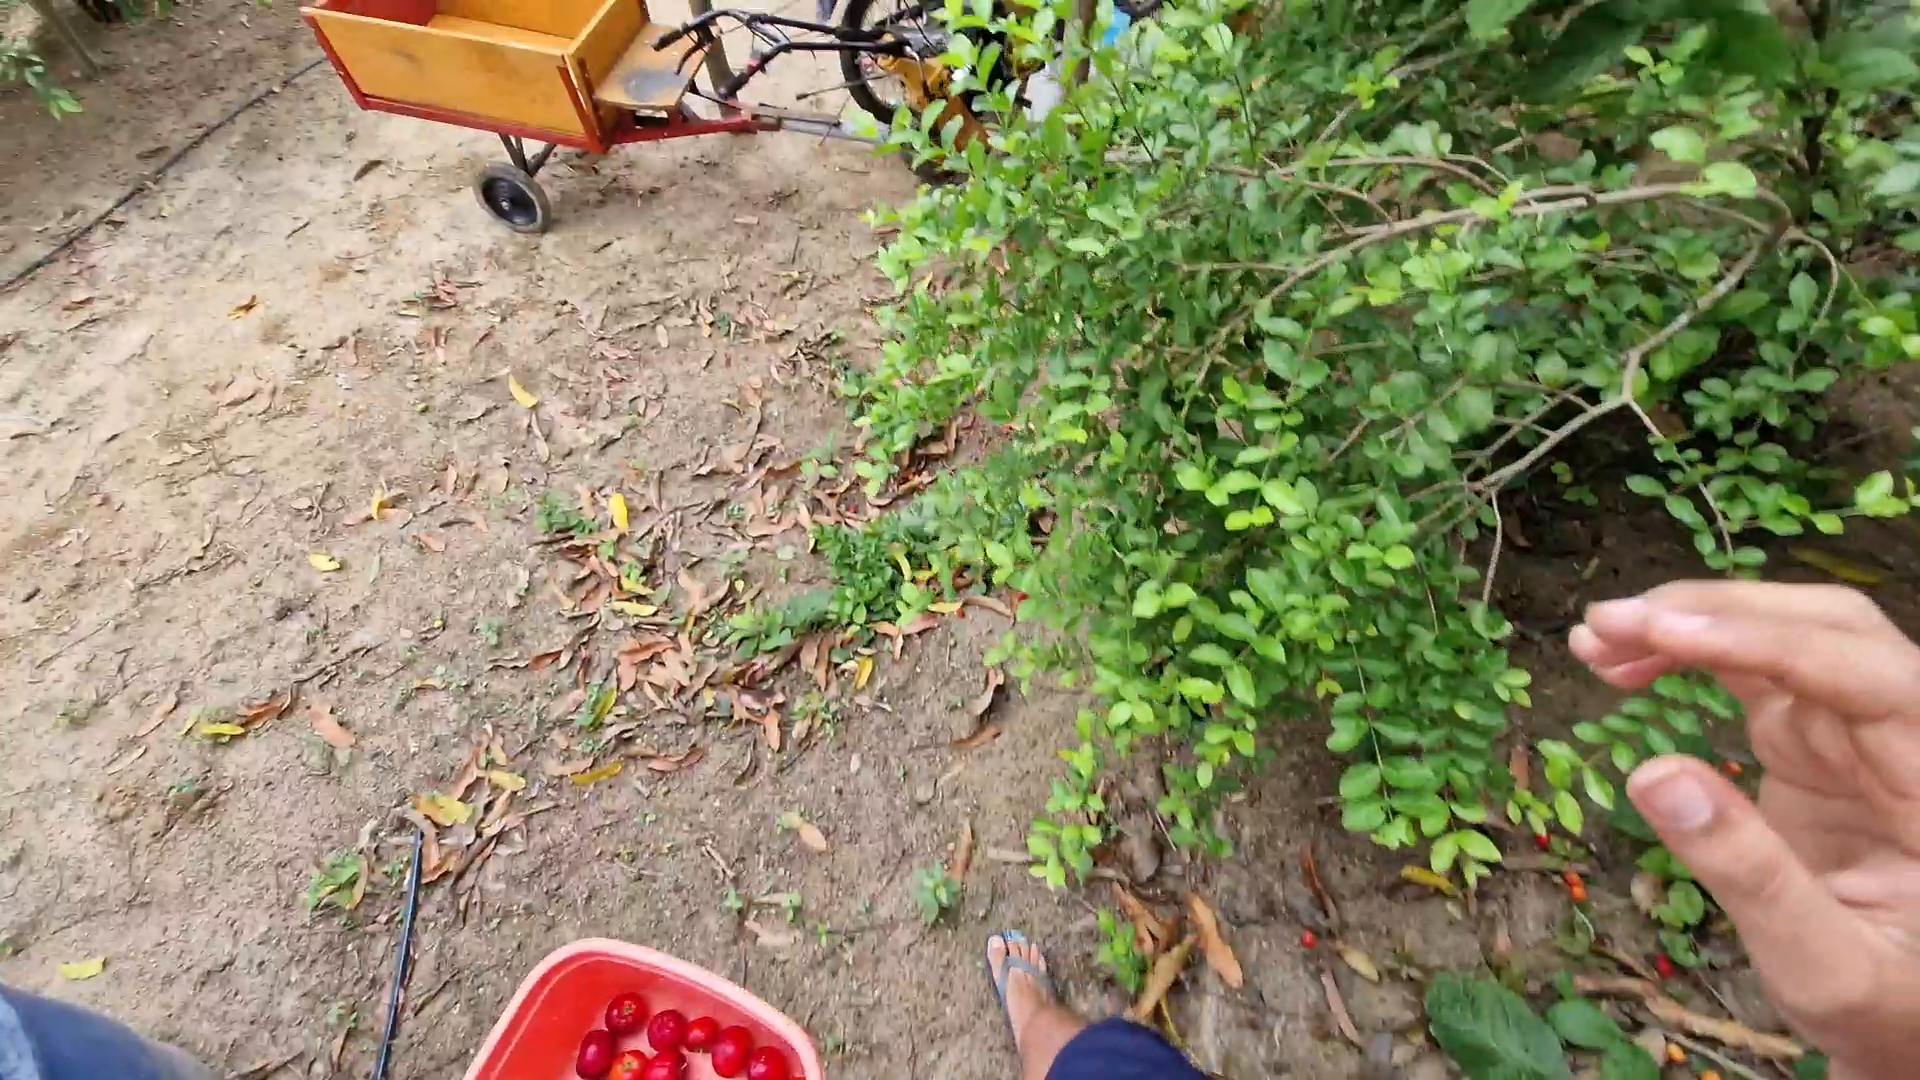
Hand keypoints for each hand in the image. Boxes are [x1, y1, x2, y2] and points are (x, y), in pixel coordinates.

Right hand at [1570, 581, 1919, 1079]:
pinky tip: (1621, 663)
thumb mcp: (1827, 970)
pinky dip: (1681, 651)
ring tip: (1593, 640)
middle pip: (1827, 628)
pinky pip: (1751, 667)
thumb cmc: (1898, 1015)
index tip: (1646, 629)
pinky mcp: (1819, 741)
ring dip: (1686, 622)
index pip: (1864, 672)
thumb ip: (1749, 875)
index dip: (1755, 639)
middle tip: (1603, 625)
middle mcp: (1913, 742)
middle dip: (1710, 611)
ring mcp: (1864, 737)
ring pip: (1783, 633)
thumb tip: (1651, 773)